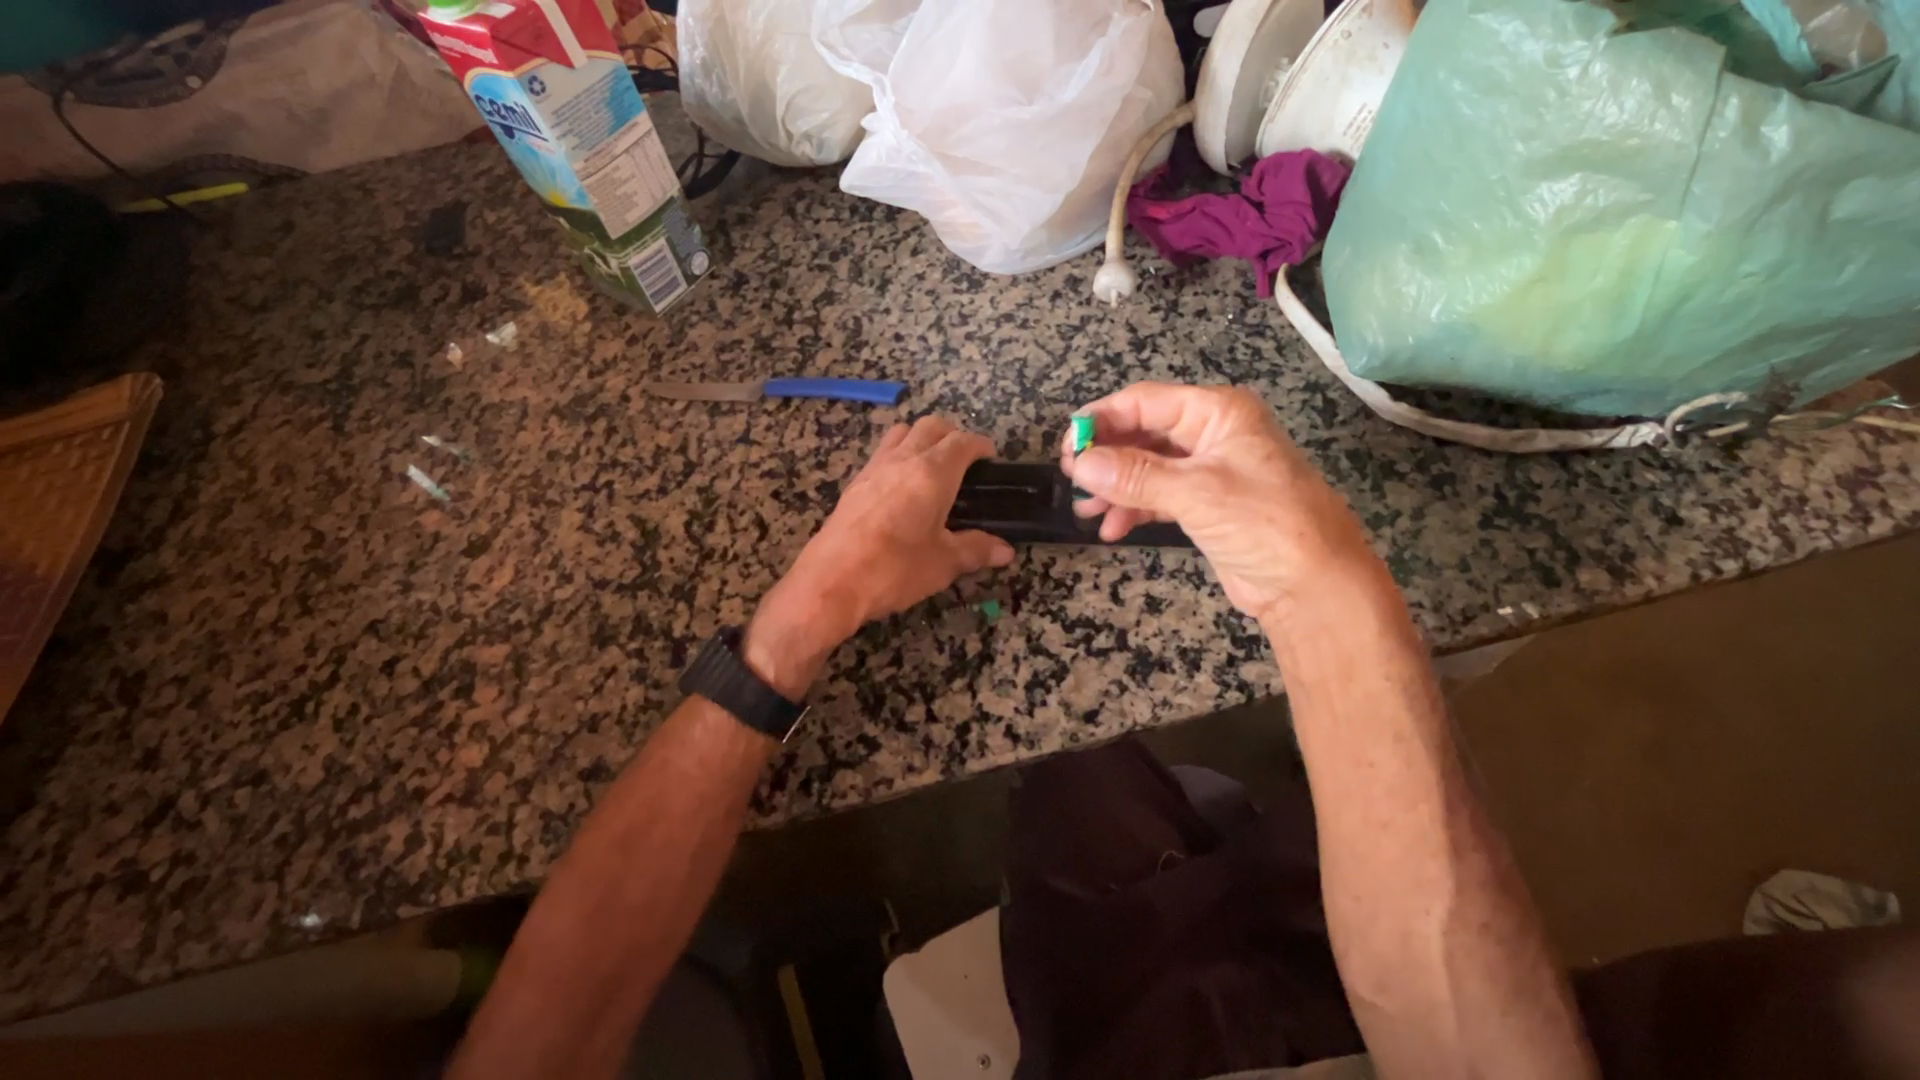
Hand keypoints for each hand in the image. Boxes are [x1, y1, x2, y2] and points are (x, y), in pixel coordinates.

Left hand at [745, 417, 1014, 697]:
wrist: (831, 582)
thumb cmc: (894, 570)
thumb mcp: (943, 563)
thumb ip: (976, 550)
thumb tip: (1005, 551)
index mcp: (932, 473)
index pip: (962, 443)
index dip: (981, 446)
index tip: (990, 459)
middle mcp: (903, 460)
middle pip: (931, 426)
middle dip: (953, 435)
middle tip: (965, 460)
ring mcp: (874, 468)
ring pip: (902, 433)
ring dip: (922, 439)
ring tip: (933, 467)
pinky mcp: (854, 484)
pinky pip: (882, 453)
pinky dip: (899, 456)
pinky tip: (903, 486)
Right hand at [1060, 383, 1374, 622]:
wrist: (1314, 584)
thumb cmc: (1264, 523)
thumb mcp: (1197, 494)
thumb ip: (1135, 476)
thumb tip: (1081, 463)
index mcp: (1218, 412)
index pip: (1145, 401)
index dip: (1102, 420)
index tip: (1068, 446)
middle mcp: (1211, 433)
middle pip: (1143, 432)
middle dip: (1106, 456)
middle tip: (1072, 480)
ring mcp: (1208, 470)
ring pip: (1146, 467)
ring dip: (1115, 487)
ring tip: (1086, 509)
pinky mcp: (1206, 505)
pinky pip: (1158, 496)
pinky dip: (1133, 509)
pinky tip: (1112, 528)